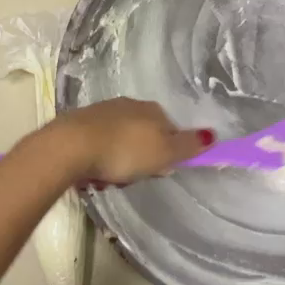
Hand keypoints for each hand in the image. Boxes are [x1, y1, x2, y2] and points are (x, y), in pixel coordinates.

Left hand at [42, 97, 210, 185]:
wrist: (71, 146)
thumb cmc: (124, 151)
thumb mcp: (164, 153)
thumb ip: (189, 145)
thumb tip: (213, 135)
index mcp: (152, 109)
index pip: (170, 130)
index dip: (168, 152)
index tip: (160, 170)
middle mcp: (128, 105)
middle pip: (144, 134)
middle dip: (141, 156)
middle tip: (133, 177)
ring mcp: (102, 112)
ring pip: (120, 140)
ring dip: (118, 160)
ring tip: (109, 179)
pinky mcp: (79, 124)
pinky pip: (97, 144)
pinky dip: (98, 158)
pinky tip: (92, 173)